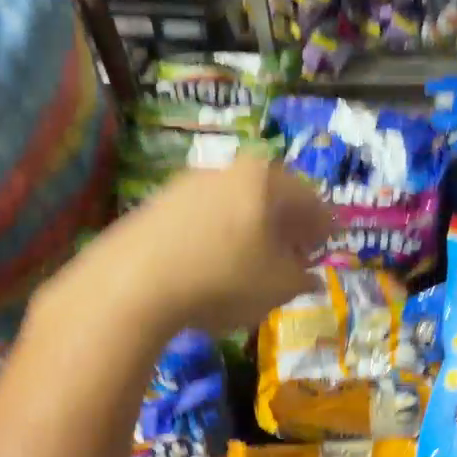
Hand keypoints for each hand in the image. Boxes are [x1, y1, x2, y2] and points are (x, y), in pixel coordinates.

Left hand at [41, 156, 334, 336]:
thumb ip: (301, 278)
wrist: (130, 284)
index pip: (311, 200)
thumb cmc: (223, 278)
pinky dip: (218, 237)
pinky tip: (213, 267)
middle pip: (271, 196)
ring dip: (250, 231)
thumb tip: (306, 275)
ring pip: (235, 205)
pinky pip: (203, 218)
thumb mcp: (278, 287)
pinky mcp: (156, 206)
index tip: (325, 249)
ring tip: (253, 265)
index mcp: (266, 179)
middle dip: (286, 226)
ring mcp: (187, 184)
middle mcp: (228, 169)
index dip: (323, 228)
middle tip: (293, 256)